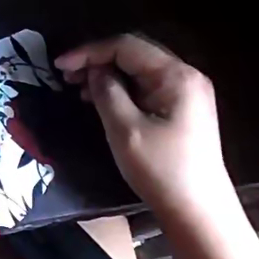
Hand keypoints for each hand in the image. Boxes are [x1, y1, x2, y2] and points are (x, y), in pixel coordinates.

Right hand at [56, 35, 231, 221]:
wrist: (199, 211)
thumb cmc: (162, 170)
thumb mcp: (126, 130)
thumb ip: (107, 93)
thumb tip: (95, 71)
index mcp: (176, 76)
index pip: (127, 47)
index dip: (90, 52)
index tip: (59, 65)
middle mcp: (186, 76)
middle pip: (135, 54)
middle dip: (98, 61)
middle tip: (66, 77)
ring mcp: (187, 94)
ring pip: (140, 72)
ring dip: (109, 76)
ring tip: (78, 90)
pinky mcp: (184, 111)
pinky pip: (148, 89)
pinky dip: (123, 90)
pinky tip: (102, 101)